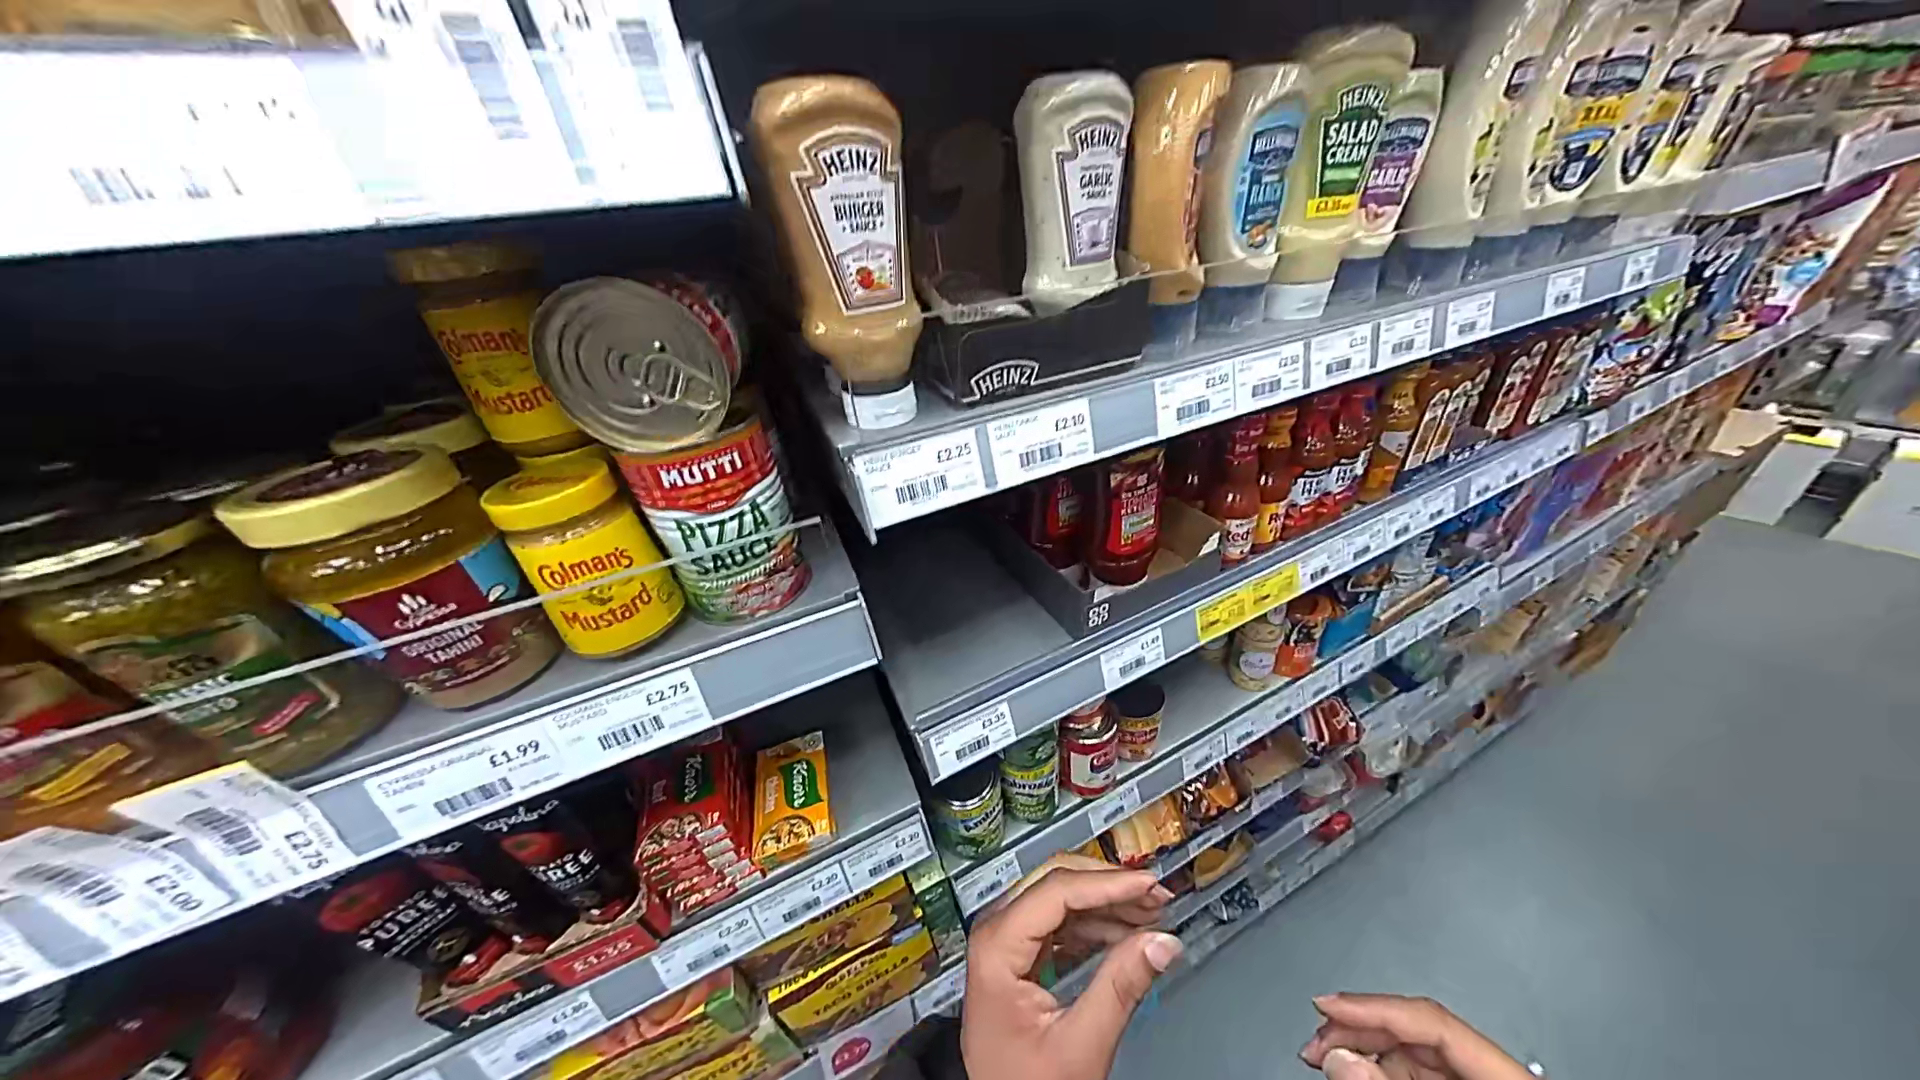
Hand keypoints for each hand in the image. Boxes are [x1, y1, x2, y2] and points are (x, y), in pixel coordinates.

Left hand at [961, 858, 1181, 1079]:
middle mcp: (995, 931)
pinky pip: (1059, 922)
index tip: (1149, 884)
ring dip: (1106, 902)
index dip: (1107, 883)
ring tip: (1150, 913)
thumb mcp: (1080, 1046)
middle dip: (1108, 886)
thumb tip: (1162, 942)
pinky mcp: (1018, 954)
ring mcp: (1005, 940)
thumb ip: (1121, 987)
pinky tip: (1126, 932)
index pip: (1056, 891)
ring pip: (1059, 898)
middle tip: (1155, 895)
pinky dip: (1095, 922)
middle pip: (1055, 883)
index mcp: (996, 945)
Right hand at [1301, 993, 1534, 1079]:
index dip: (1374, 1008)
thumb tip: (1342, 1058)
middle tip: (1318, 1043)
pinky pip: (1413, 1075)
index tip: (1328, 1005)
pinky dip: (1376, 1071)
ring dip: (1360, 1051)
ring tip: (1325, 1057)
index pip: (1435, 1023)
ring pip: (1411, 1055)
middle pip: (1418, 1036)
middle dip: (1359, 1033)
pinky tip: (1352, 1072)